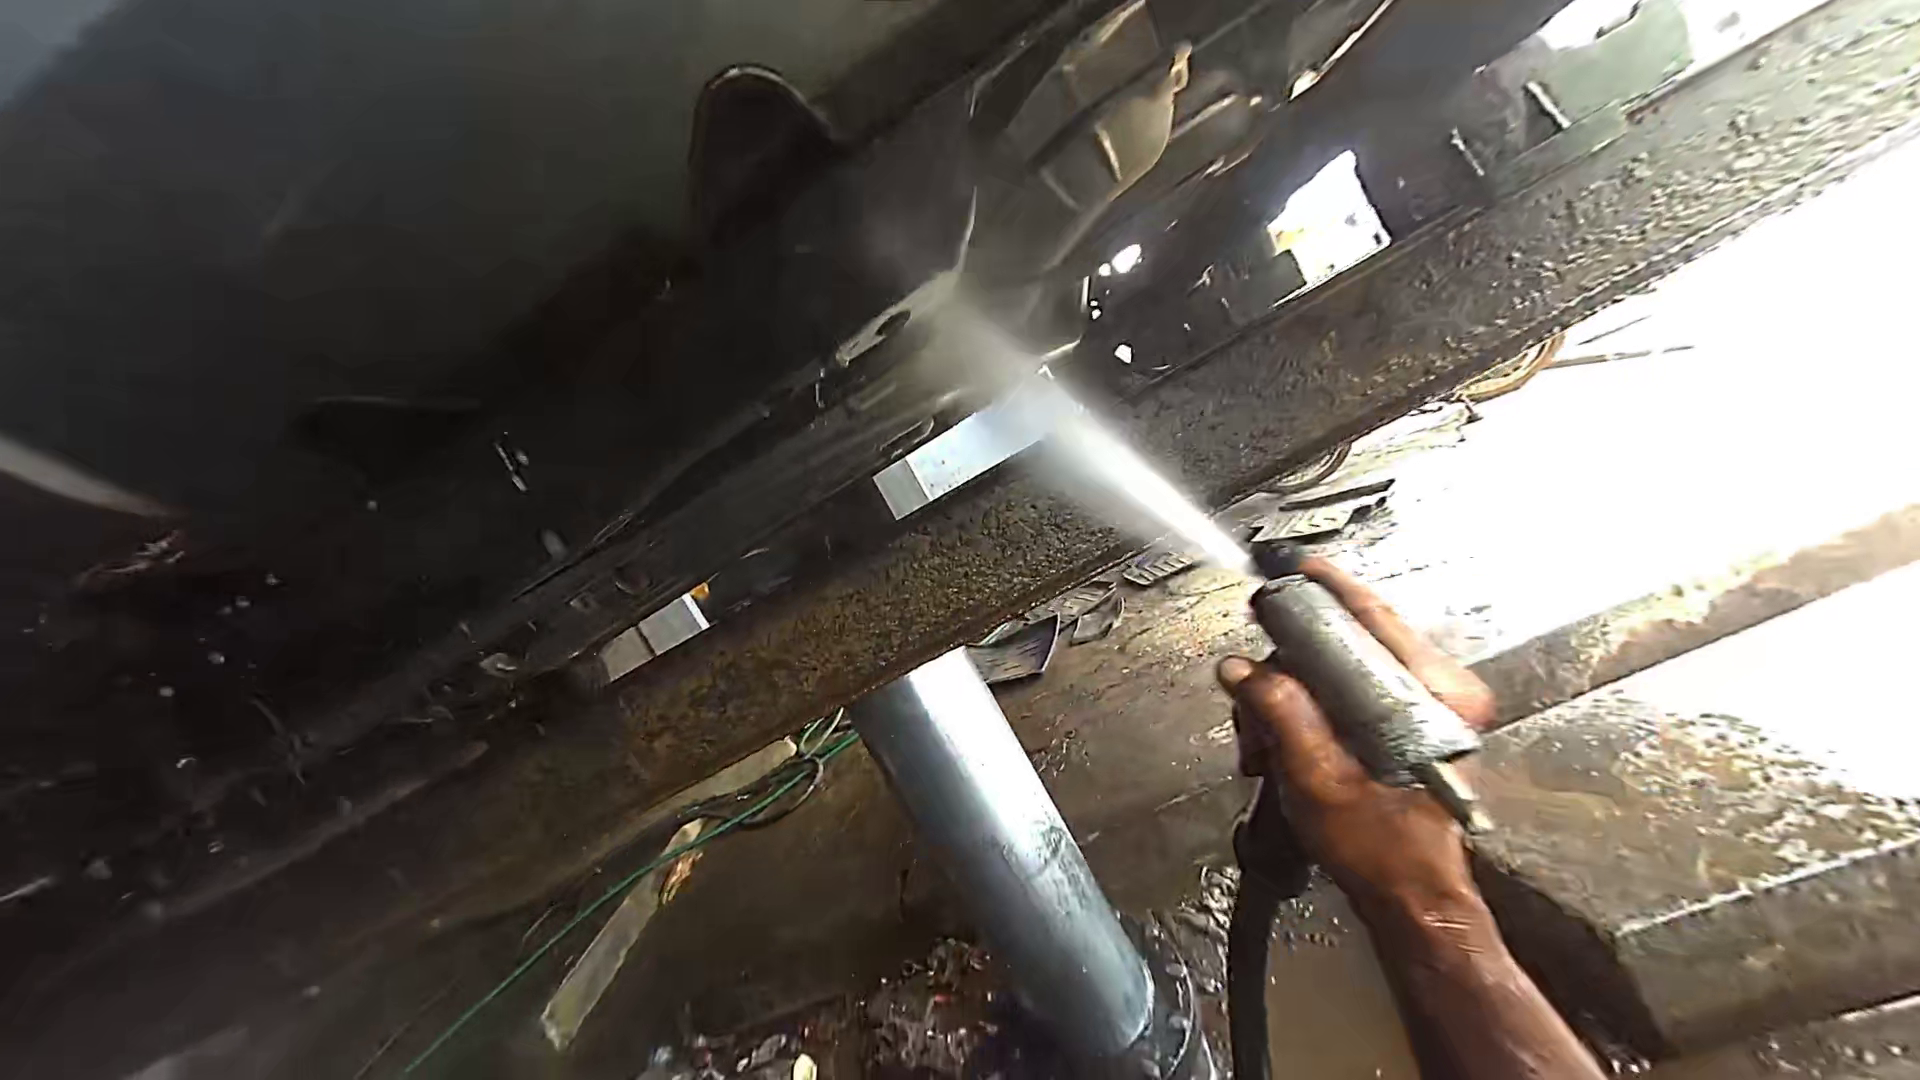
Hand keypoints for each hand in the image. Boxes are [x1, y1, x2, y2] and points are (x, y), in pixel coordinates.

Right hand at [1216, 556, 1496, 916]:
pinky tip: (1274, 741)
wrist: (1404, 892)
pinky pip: (1324, 686)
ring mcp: (1407, 702)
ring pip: (1321, 664)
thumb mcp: (1318, 778)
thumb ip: (1278, 713)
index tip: (1285, 568)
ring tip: (1262, 741)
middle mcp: (1427, 689)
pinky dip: (1288, 707)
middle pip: (1335, 639)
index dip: (1322, 588)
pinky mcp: (1387, 715)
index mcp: (1431, 694)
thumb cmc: (1379, 846)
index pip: (1371, 614)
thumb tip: (1239, 668)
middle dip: (1280, 670)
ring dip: (1277, 695)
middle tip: (1252, 706)